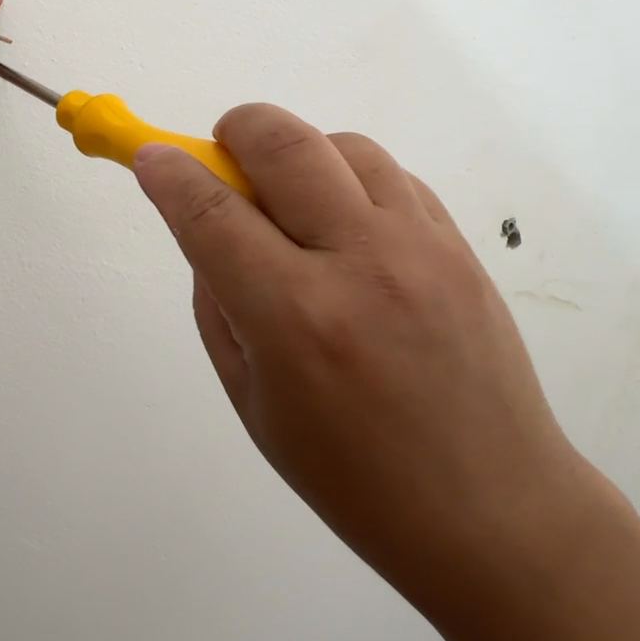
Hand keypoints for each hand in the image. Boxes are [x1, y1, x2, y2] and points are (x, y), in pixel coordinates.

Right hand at [132, 106, 610, 607]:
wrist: (491, 510)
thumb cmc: (349, 474)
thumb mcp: (251, 399)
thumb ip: (218, 304)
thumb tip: (208, 230)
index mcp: (294, 317)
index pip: (212, 213)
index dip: (169, 175)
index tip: (147, 157)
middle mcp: (360, 264)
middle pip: (283, 144)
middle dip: (234, 130)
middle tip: (221, 157)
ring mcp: (421, 248)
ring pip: (343, 145)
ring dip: (297, 154)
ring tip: (290, 203)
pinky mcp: (461, 247)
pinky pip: (391, 175)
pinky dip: (349, 180)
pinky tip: (344, 226)